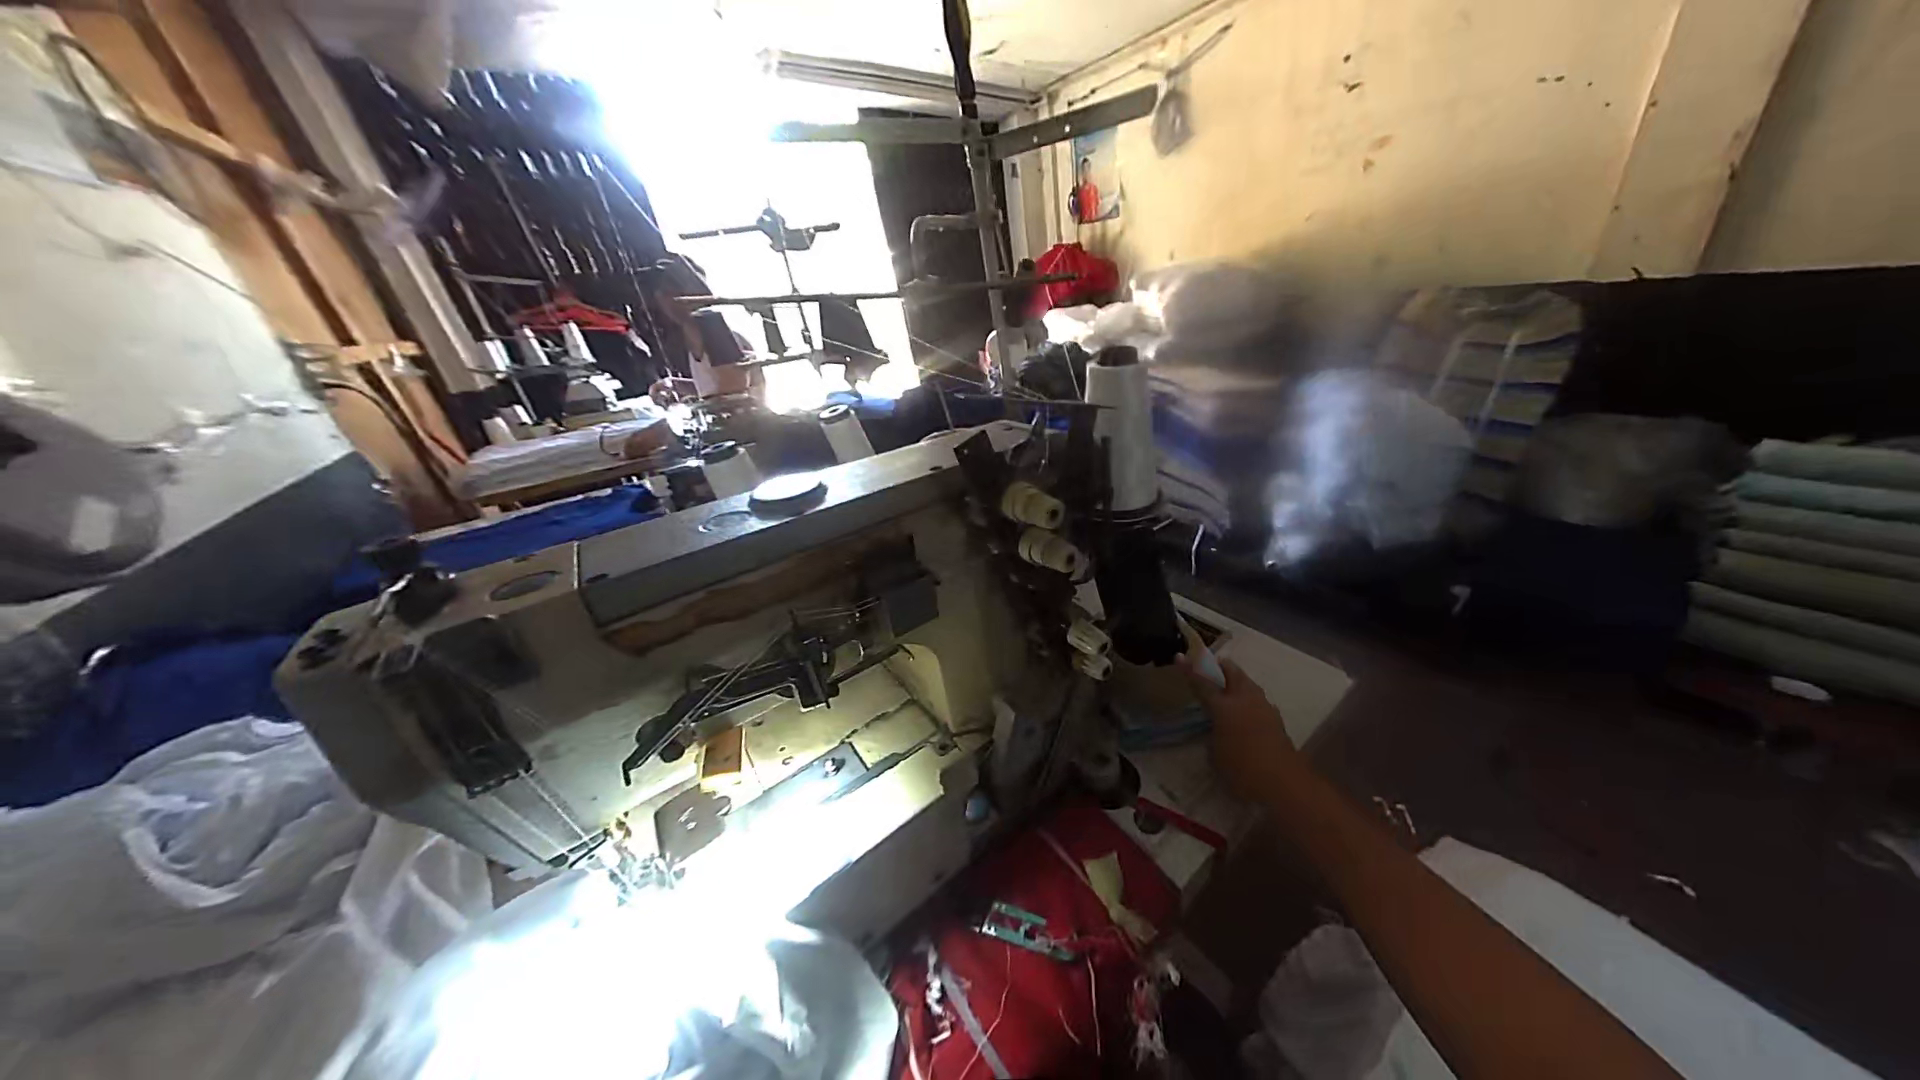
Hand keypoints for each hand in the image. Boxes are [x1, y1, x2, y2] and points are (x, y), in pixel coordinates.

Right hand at [1177, 653, 1298, 800]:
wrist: (1285, 785)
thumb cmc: (1242, 770)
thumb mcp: (1216, 754)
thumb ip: (1213, 735)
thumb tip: (1216, 729)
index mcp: (1224, 707)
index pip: (1203, 682)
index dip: (1189, 669)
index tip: (1180, 656)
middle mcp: (1245, 700)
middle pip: (1232, 671)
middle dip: (1220, 667)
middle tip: (1210, 670)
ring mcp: (1264, 707)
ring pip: (1247, 683)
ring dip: (1236, 681)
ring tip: (1227, 690)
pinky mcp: (1276, 720)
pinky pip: (1257, 699)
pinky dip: (1247, 698)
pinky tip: (1244, 712)